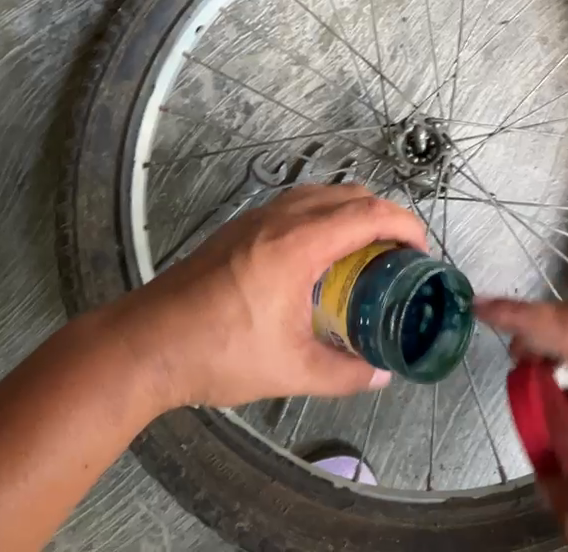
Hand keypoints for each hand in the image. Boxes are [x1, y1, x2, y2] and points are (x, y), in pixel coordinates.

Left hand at [121, 184, 427, 409]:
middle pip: (350, 194)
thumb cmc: (216, 352)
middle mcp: (280, 219)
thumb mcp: (291, 369)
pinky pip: (296, 203)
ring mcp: (256, 218)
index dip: (405, 225)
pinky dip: (323, 215)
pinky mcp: (239, 227)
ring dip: (352, 211)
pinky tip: (319, 256)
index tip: (422, 250)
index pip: (369, 214)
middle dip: (384, 215)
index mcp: (299, 244)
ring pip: (321, 193)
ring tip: (364, 252)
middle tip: (398, 254)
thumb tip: (379, 373)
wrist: (145, 344)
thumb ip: (344, 372)